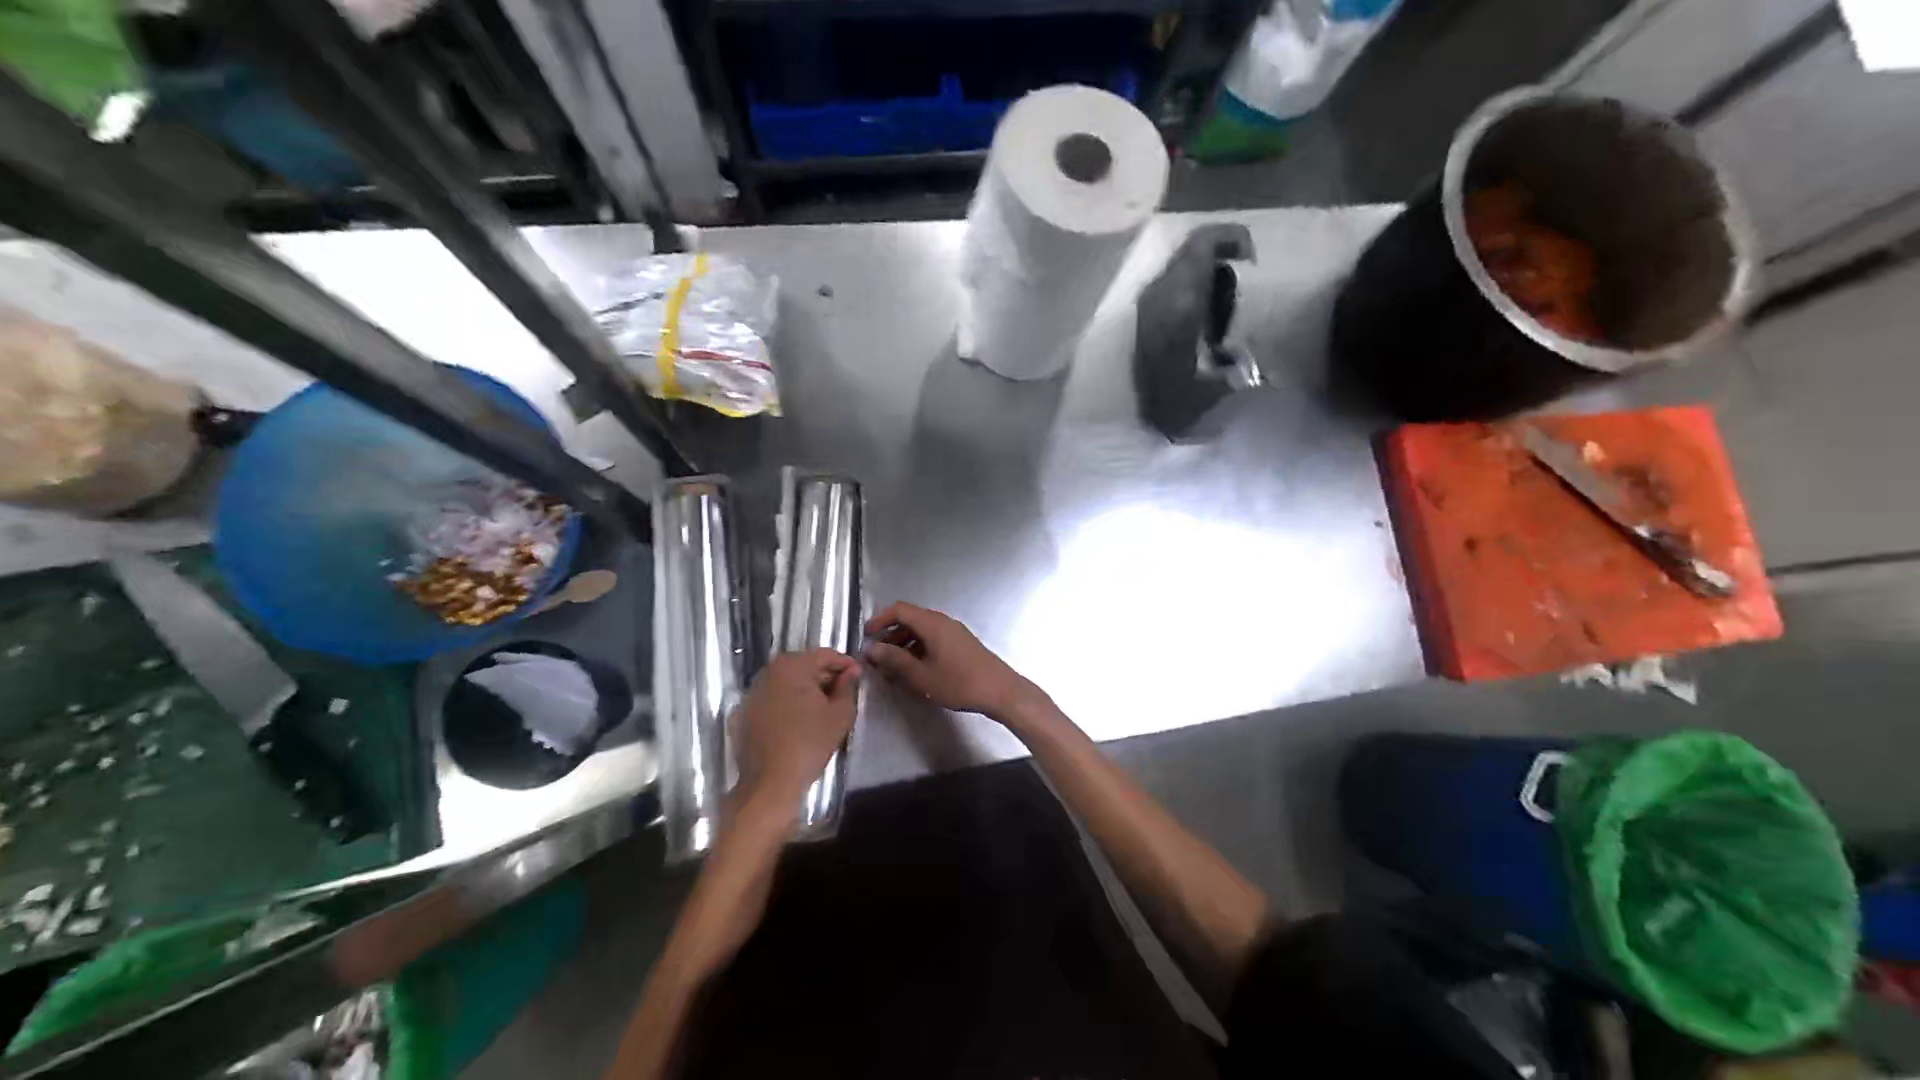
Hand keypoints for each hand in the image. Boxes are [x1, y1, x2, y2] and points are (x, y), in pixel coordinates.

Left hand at [732, 649, 859, 814]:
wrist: (770, 783)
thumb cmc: (809, 744)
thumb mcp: (840, 715)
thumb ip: (848, 687)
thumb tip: (852, 671)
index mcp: (792, 666)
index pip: (825, 655)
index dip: (845, 664)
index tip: (858, 676)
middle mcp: (768, 672)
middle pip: (804, 665)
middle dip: (825, 675)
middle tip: (844, 692)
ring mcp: (753, 692)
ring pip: (787, 681)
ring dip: (806, 689)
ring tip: (823, 707)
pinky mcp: (744, 712)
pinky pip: (773, 698)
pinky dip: (787, 702)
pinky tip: (800, 720)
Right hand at [863, 602, 1037, 719]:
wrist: (1000, 691)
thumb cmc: (959, 683)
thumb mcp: (921, 675)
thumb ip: (895, 660)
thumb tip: (873, 649)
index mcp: (932, 623)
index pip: (900, 610)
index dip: (880, 619)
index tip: (866, 634)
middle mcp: (943, 622)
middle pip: (911, 620)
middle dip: (890, 635)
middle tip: (877, 655)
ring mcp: (954, 632)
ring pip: (922, 631)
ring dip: (904, 644)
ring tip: (892, 667)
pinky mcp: (961, 644)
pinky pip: (933, 639)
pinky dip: (919, 649)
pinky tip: (914, 670)